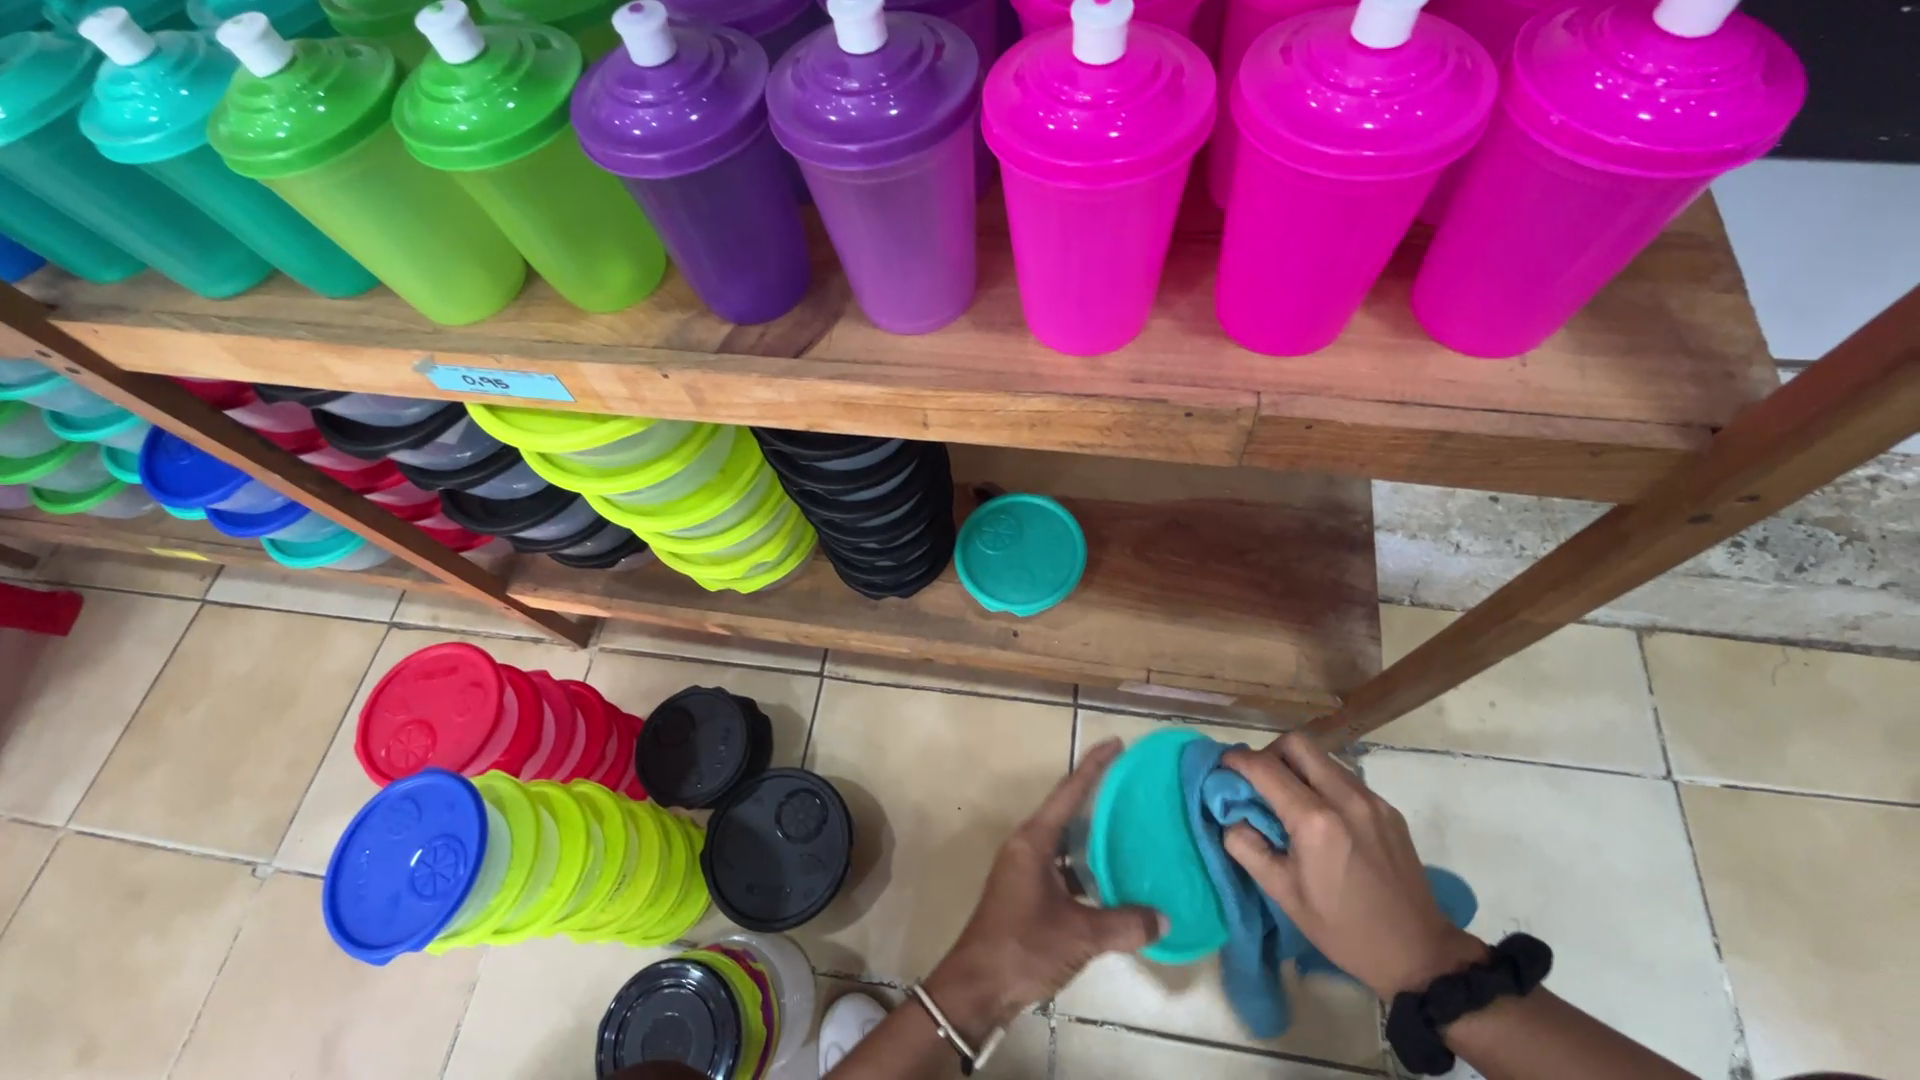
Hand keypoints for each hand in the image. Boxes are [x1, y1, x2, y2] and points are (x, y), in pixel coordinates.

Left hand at [925, 738, 1164, 1038]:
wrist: (978, 987)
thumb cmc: (1023, 946)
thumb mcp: (1080, 933)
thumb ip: (1124, 923)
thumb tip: (1165, 918)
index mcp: (1034, 842)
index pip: (1069, 793)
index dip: (1093, 766)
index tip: (1116, 743)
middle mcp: (1027, 848)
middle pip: (1068, 813)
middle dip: (1099, 798)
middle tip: (1135, 787)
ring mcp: (1025, 872)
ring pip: (1067, 844)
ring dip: (1095, 838)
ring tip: (1134, 831)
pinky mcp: (1028, 895)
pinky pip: (1065, 869)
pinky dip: (1088, 869)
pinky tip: (1115, 882)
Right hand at [1222, 734, 1485, 999]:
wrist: (1418, 952)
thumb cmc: (1343, 929)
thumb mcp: (1283, 894)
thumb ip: (1247, 846)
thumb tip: (1230, 815)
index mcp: (1316, 822)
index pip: (1265, 767)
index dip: (1235, 761)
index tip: (1221, 769)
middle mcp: (1346, 799)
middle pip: (1296, 744)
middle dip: (1268, 754)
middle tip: (1256, 784)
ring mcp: (1372, 800)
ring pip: (1322, 758)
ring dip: (1295, 767)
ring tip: (1286, 801)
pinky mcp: (1387, 808)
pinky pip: (1343, 778)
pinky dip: (1320, 783)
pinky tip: (1318, 817)